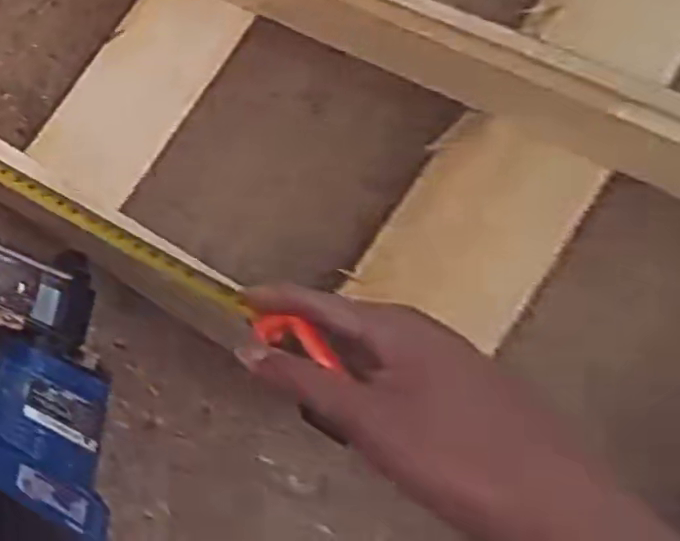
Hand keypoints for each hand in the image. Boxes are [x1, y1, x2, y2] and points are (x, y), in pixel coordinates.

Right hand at [239, 285, 674, 540]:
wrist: (582, 527)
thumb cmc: (458, 459)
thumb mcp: (363, 420)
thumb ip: (299, 379)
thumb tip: (244, 350)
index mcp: (396, 326)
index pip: (314, 299)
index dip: (271, 298)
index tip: (235, 299)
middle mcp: (427, 333)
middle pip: (346, 324)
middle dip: (306, 339)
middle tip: (275, 361)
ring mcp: (461, 364)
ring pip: (377, 353)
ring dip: (341, 367)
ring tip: (325, 399)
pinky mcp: (483, 397)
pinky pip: (405, 374)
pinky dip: (373, 383)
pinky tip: (377, 418)